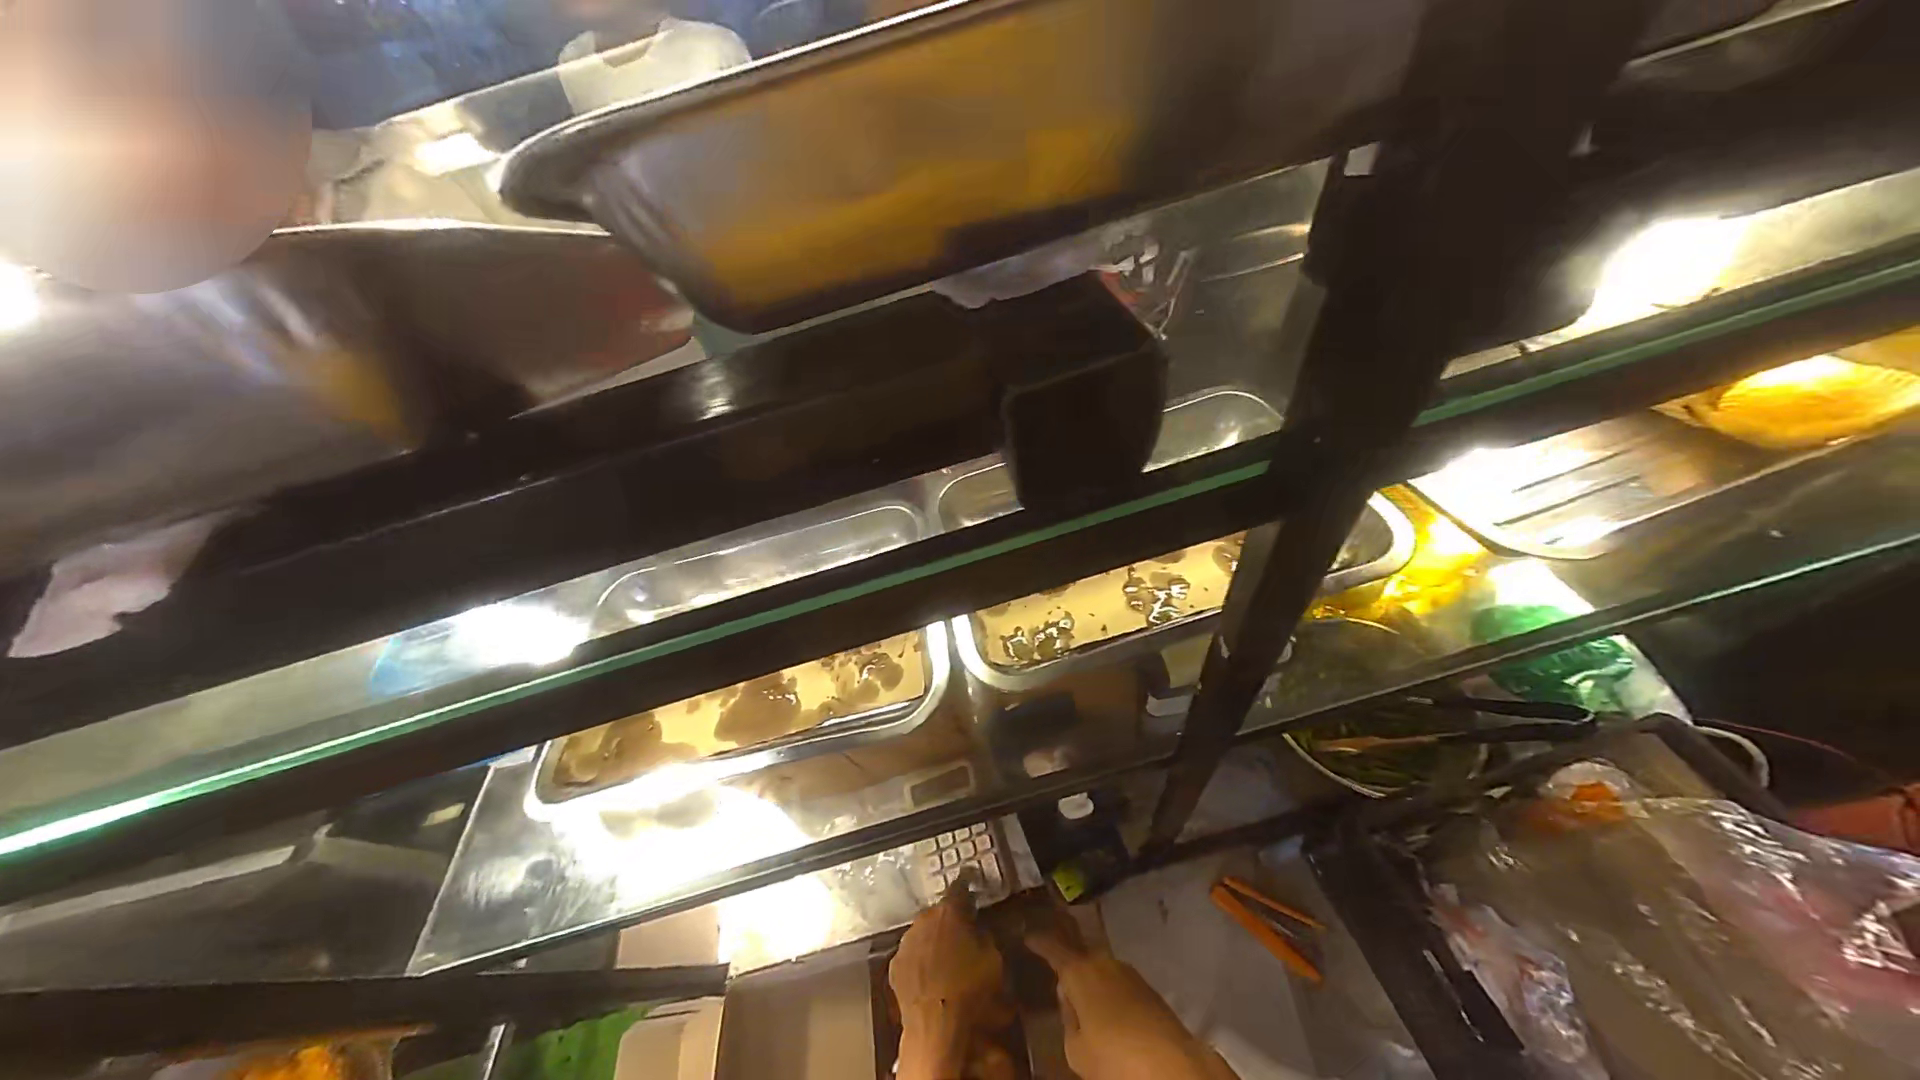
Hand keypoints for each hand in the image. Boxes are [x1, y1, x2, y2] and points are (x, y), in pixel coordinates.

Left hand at [892, 891, 1005, 1079]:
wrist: (936, 1027)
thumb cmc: (970, 990)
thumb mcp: (994, 960)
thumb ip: (985, 936)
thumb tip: (979, 931)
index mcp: (949, 911)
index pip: (960, 888)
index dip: (968, 888)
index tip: (972, 888)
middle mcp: (924, 919)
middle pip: (940, 912)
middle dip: (950, 921)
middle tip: (963, 936)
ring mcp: (906, 942)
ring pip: (923, 933)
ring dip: (933, 940)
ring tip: (946, 960)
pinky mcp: (894, 966)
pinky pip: (911, 956)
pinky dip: (920, 961)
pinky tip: (930, 978)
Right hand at [1024, 931, 1238, 1079]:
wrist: (1176, 1068)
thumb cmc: (1116, 1060)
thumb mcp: (1077, 1050)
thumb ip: (1068, 1019)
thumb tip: (1070, 999)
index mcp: (1079, 972)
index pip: (1053, 947)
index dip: (1039, 941)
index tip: (1027, 936)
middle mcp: (1103, 963)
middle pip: (1079, 955)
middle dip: (1066, 961)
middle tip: (1053, 970)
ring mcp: (1129, 974)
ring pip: (1100, 969)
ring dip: (1089, 979)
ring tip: (1080, 998)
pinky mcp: (1149, 990)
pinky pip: (1117, 983)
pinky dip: (1107, 992)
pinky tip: (1106, 1012)